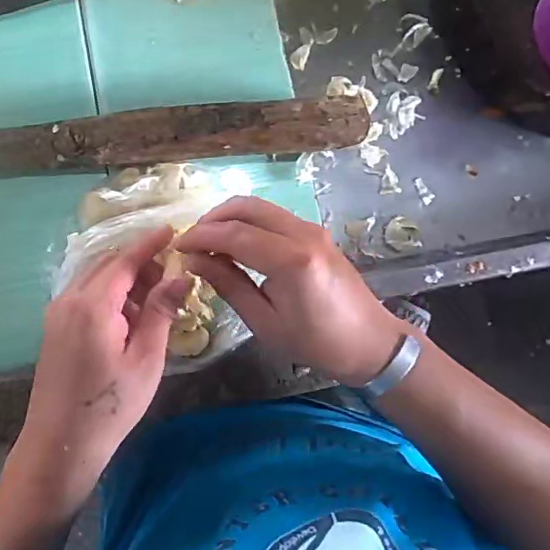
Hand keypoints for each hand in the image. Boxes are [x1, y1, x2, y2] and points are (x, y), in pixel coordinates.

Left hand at [6, 227, 192, 519]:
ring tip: (155, 294)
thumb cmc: (110, 405)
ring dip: (122, 277)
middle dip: (138, 261)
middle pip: (106, 264)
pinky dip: (107, 293)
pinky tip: (128, 313)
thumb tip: (181, 276)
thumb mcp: (145, 359)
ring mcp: (56, 312)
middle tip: (171, 272)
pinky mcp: (53, 326)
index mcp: (91, 304)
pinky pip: (83, 294)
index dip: (149, 243)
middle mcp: (68, 299)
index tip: (172, 229)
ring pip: (93, 278)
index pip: (123, 260)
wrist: (60, 443)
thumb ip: (160, 312)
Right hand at [175, 196, 407, 385]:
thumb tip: (194, 260)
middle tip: (191, 242)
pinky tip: (234, 243)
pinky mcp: (314, 231)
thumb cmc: (317, 342)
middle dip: (211, 220)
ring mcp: (311, 228)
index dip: (200, 237)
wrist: (372, 343)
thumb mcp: (264, 322)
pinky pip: (271, 215)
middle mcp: (302, 234)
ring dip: (228, 217)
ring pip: (257, 206)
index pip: (233, 234)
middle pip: (244, 208)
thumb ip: (228, 284)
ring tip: (208, 242)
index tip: (177, 248)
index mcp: (291, 260)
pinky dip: (246, 221)